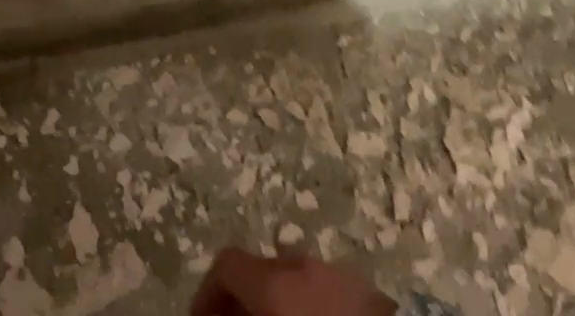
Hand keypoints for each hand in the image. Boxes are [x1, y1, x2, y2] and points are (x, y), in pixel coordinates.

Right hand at [191, 248, 397, 315]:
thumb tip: (219, 314)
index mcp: (275, 280)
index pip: (226, 264)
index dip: (207, 293)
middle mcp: (303, 265)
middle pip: (260, 271)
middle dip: (242, 301)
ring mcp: (339, 274)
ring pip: (295, 280)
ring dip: (277, 303)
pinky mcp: (368, 290)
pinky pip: (325, 291)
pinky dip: (309, 306)